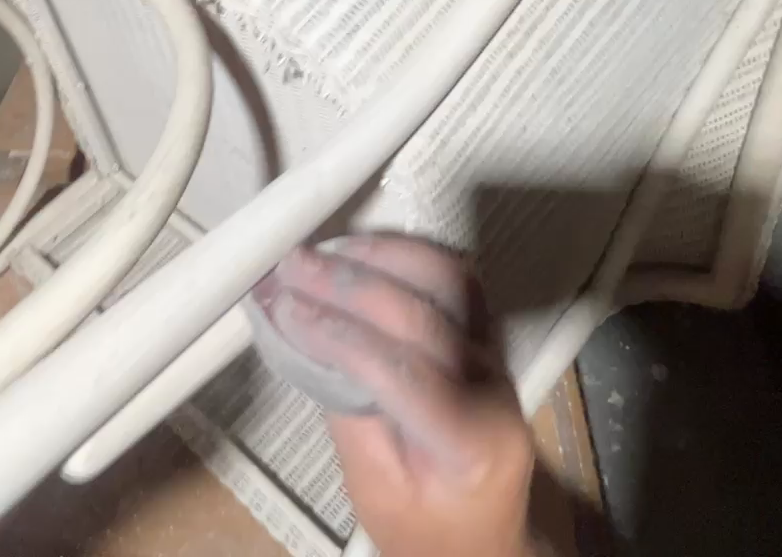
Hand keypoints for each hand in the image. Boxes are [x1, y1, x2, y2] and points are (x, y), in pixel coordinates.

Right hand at [254, 235, 534, 556]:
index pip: (399, 369)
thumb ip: (342, 406)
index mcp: (470, 444)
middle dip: (348, 284)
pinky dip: (405, 256)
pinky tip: (364, 252)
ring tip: (326, 253)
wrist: (481, 541)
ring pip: (448, 279)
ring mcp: (495, 357)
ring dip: (382, 256)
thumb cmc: (425, 528)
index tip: (285, 308)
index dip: (336, 331)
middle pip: (421, 315)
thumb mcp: (372, 488)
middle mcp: (494, 389)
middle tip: (293, 267)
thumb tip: (301, 332)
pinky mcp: (485, 337)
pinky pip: (452, 279)